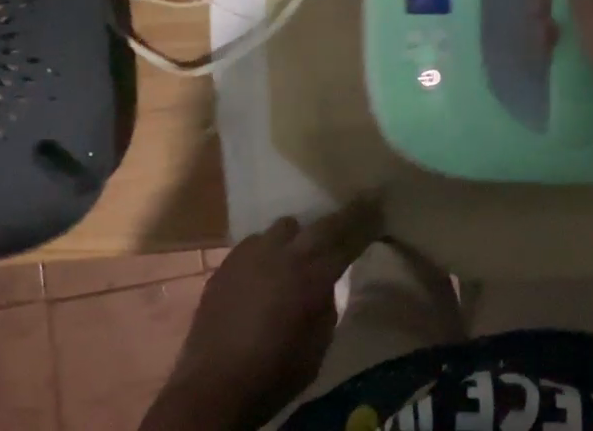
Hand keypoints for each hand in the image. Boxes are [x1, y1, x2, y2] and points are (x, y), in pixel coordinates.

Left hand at [152, 199, 382, 430]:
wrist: (214, 385)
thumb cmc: (275, 373)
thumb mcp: (318, 345)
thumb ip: (325, 305)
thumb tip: (325, 284)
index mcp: (313, 275)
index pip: (348, 238)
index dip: (366, 221)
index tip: (378, 206)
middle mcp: (284, 254)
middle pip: (320, 224)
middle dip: (339, 220)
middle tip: (352, 214)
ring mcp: (252, 254)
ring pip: (283, 228)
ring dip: (297, 236)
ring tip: (297, 252)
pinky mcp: (227, 263)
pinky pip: (255, 244)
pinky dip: (267, 251)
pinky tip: (264, 270)